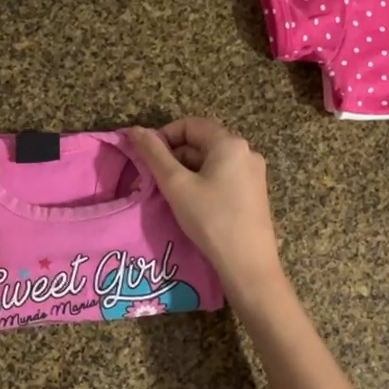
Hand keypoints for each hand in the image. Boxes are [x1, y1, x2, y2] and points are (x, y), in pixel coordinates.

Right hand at [126, 119, 284, 295]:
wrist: (248, 263)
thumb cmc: (210, 219)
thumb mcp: (176, 185)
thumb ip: (154, 154)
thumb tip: (135, 130)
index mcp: (230, 143)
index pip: (190, 125)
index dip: (164, 136)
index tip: (147, 159)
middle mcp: (246, 152)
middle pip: (201, 142)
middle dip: (174, 157)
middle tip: (154, 181)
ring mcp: (253, 173)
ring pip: (211, 162)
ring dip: (186, 172)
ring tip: (170, 195)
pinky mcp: (254, 193)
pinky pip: (223, 177)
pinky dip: (202, 183)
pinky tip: (192, 205)